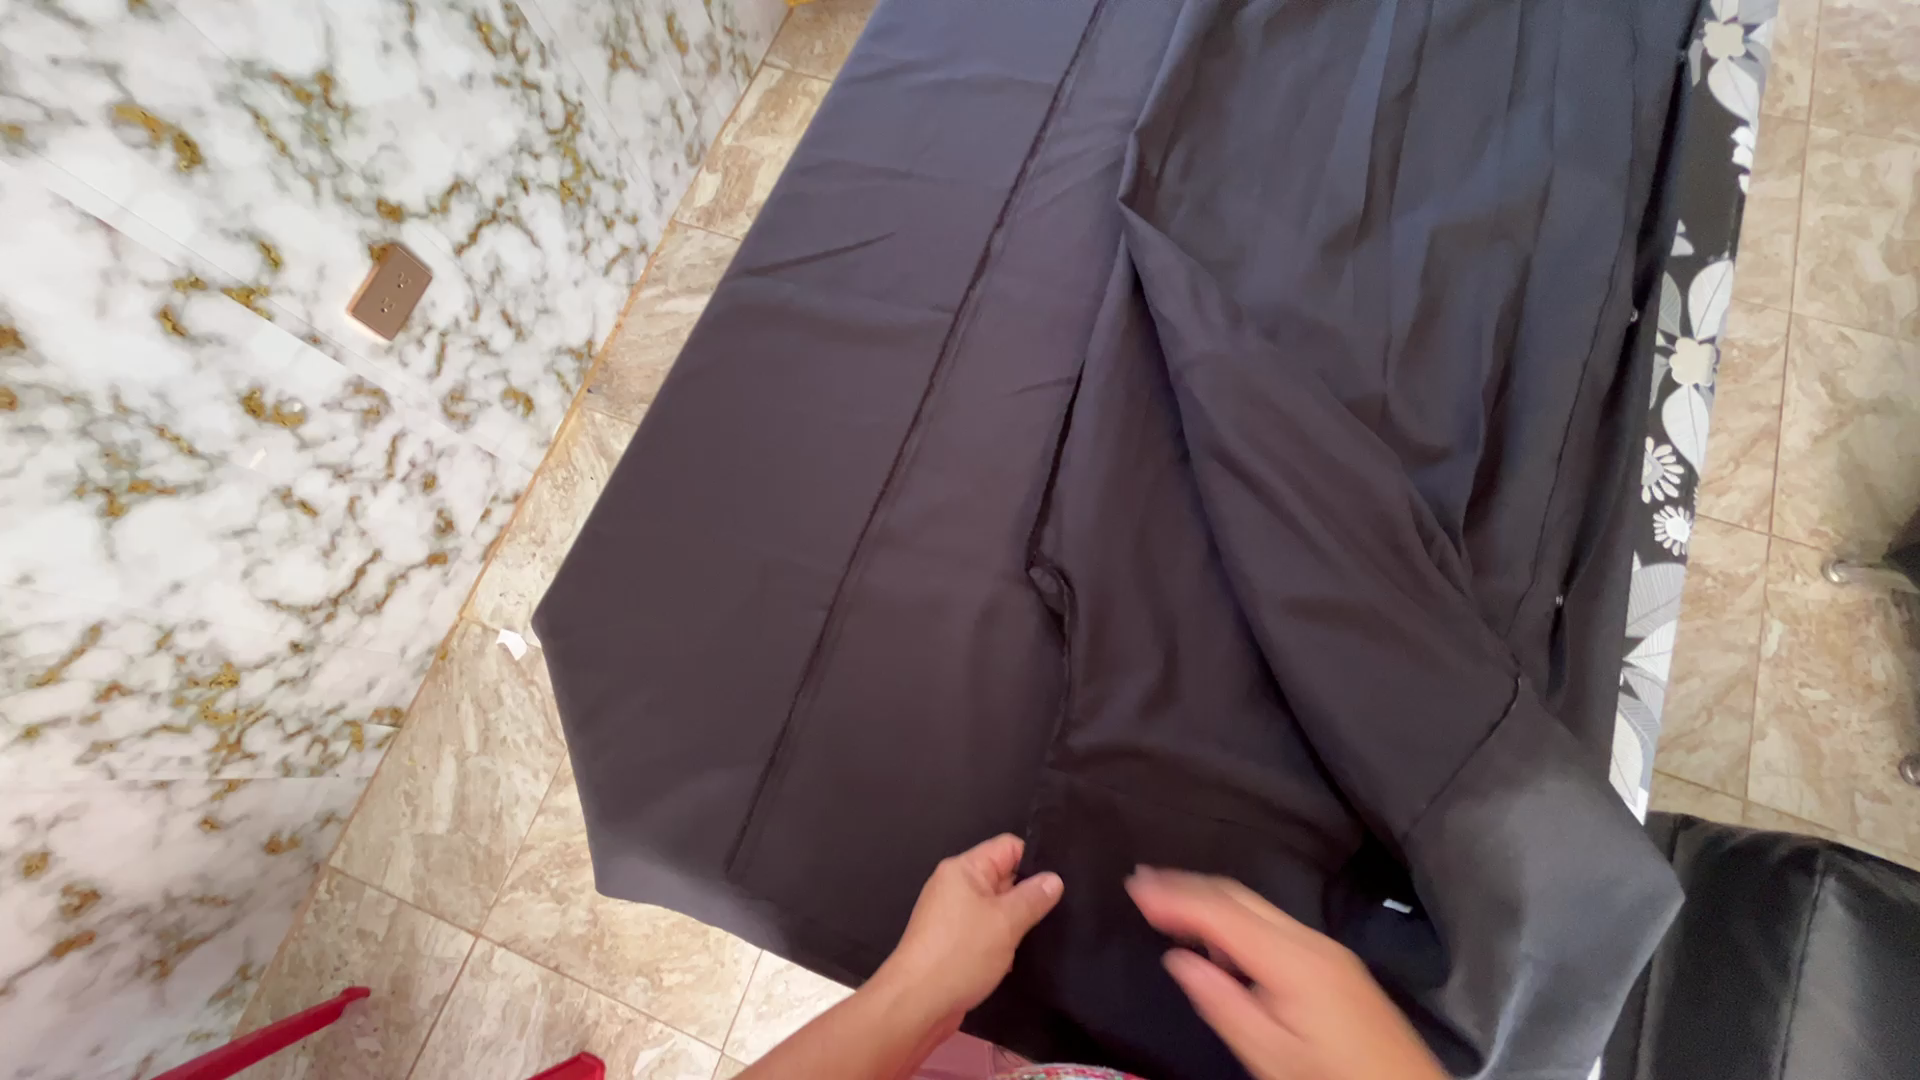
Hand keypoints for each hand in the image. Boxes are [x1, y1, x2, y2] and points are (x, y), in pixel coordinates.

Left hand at [872, 834, 1063, 1018]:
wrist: (916, 1004)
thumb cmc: (961, 953)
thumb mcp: (1005, 922)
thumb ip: (1033, 897)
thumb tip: (1054, 878)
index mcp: (964, 868)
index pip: (1007, 847)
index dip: (1034, 861)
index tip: (1059, 883)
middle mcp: (956, 885)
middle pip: (1002, 876)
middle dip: (1027, 894)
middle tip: (1058, 913)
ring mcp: (952, 914)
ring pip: (996, 907)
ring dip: (1014, 923)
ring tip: (1041, 938)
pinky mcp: (952, 942)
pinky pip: (984, 930)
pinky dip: (1000, 942)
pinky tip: (1016, 959)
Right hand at [1127, 868, 1449, 1079]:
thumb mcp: (1271, 1057)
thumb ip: (1221, 1003)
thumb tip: (1180, 958)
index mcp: (1292, 958)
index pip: (1220, 911)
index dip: (1174, 895)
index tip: (1134, 885)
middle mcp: (1310, 940)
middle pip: (1238, 897)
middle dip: (1187, 886)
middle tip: (1142, 884)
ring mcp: (1327, 950)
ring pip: (1255, 907)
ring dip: (1209, 900)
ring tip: (1166, 905)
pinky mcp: (1334, 965)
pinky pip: (1272, 925)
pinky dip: (1234, 919)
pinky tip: (1216, 941)